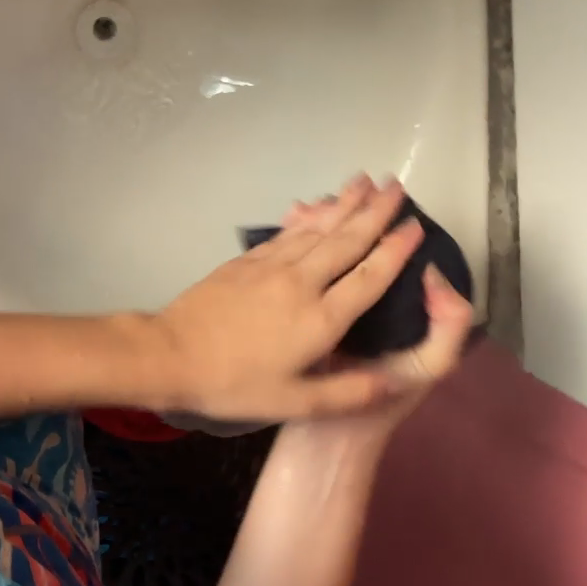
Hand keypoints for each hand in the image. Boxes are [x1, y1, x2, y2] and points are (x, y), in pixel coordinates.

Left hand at [153, 175, 465, 423]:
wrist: (171, 354)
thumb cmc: (235, 384)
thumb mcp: (296, 403)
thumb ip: (350, 393)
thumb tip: (396, 383)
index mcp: (320, 319)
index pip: (369, 277)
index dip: (395, 250)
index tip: (415, 226)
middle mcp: (300, 283)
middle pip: (344, 240)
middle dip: (374, 211)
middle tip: (397, 186)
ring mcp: (269, 267)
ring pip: (315, 229)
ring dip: (342, 205)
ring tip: (364, 182)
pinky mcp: (244, 261)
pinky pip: (285, 233)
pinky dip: (306, 217)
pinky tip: (316, 207)